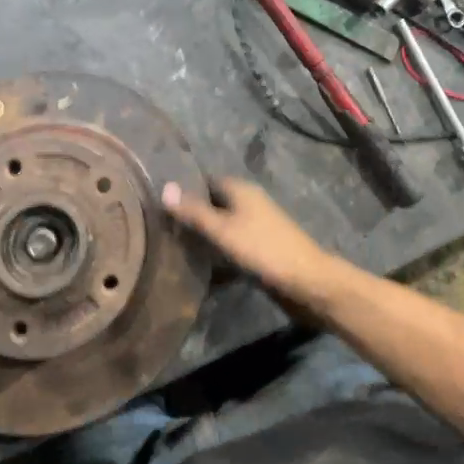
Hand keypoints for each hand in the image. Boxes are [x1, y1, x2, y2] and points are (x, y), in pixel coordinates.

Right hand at [161, 177, 346, 310]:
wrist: (306, 282)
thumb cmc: (263, 250)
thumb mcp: (223, 230)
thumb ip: (194, 212)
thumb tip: (165, 187)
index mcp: (241, 190)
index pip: (205, 180)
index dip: (184, 189)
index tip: (157, 201)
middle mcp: (249, 202)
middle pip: (213, 204)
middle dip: (191, 215)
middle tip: (160, 229)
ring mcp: (256, 227)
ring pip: (222, 227)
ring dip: (203, 236)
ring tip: (173, 248)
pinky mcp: (259, 250)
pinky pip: (231, 246)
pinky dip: (217, 254)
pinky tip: (200, 267)